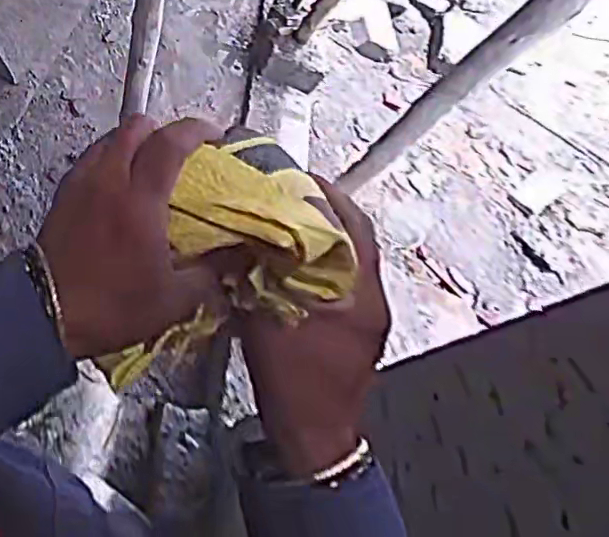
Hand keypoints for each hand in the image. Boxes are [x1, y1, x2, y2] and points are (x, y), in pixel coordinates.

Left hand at [37, 116, 228, 359]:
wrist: (48, 306)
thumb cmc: (113, 303)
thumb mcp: (174, 299)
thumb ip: (210, 272)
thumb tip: (236, 254)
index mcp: (139, 198)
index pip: (168, 143)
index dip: (195, 130)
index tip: (214, 134)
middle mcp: (108, 178)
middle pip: (134, 127)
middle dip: (162, 128)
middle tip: (181, 148)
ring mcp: (81, 180)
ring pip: (110, 138)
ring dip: (133, 140)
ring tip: (150, 163)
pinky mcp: (64, 190)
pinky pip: (92, 156)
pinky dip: (111, 155)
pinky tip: (119, 181)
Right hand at [235, 176, 389, 477]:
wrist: (313, 434)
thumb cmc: (293, 379)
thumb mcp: (265, 317)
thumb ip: (254, 272)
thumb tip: (238, 233)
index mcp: (359, 293)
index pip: (352, 225)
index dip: (323, 194)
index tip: (292, 174)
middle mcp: (370, 297)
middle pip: (352, 234)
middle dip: (318, 206)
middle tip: (282, 187)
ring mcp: (365, 312)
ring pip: (344, 253)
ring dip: (315, 229)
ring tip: (278, 213)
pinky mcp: (352, 323)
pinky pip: (337, 272)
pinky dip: (313, 254)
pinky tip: (281, 252)